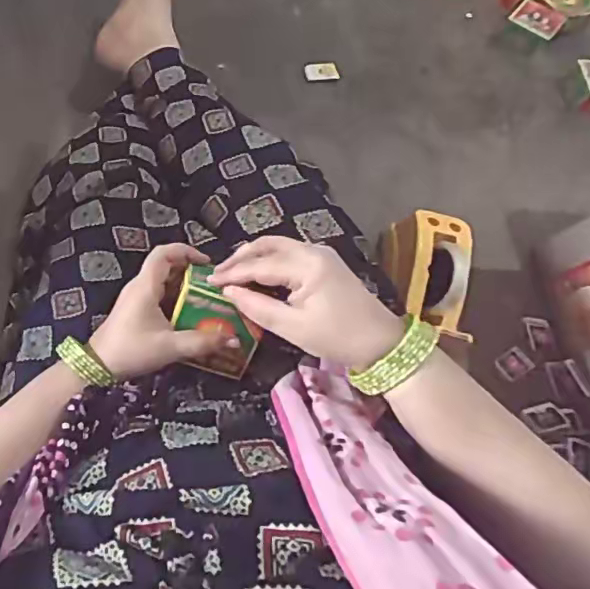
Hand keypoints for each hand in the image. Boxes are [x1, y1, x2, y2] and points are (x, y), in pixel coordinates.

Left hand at [89, 243, 235, 379]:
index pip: (164, 253)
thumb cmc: (131, 350)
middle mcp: (139, 286)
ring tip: (205, 299)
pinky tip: (187, 314)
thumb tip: (233, 338)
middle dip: (189, 270)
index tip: (206, 263)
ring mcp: (134, 297)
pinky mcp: (133, 309)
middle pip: (165, 265)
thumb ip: (202, 342)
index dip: (186, 251)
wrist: (97, 366)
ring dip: (182, 286)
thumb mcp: (170, 346)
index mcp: (145, 286)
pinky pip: (157, 294)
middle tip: (211, 284)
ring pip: (162, 281)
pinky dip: (173, 298)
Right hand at [209, 236, 403, 367]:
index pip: (260, 265)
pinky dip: (269, 261)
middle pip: (267, 245)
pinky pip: (289, 254)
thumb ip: (257, 307)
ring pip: (278, 246)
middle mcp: (314, 251)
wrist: (381, 343)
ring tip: (233, 273)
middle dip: (240, 258)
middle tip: (218, 274)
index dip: (232, 273)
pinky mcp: (325, 263)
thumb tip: (229, 293)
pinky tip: (257, 274)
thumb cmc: (338, 337)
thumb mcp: (293, 328)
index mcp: (307, 265)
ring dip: (253, 257)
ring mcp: (321, 254)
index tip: (208, 281)